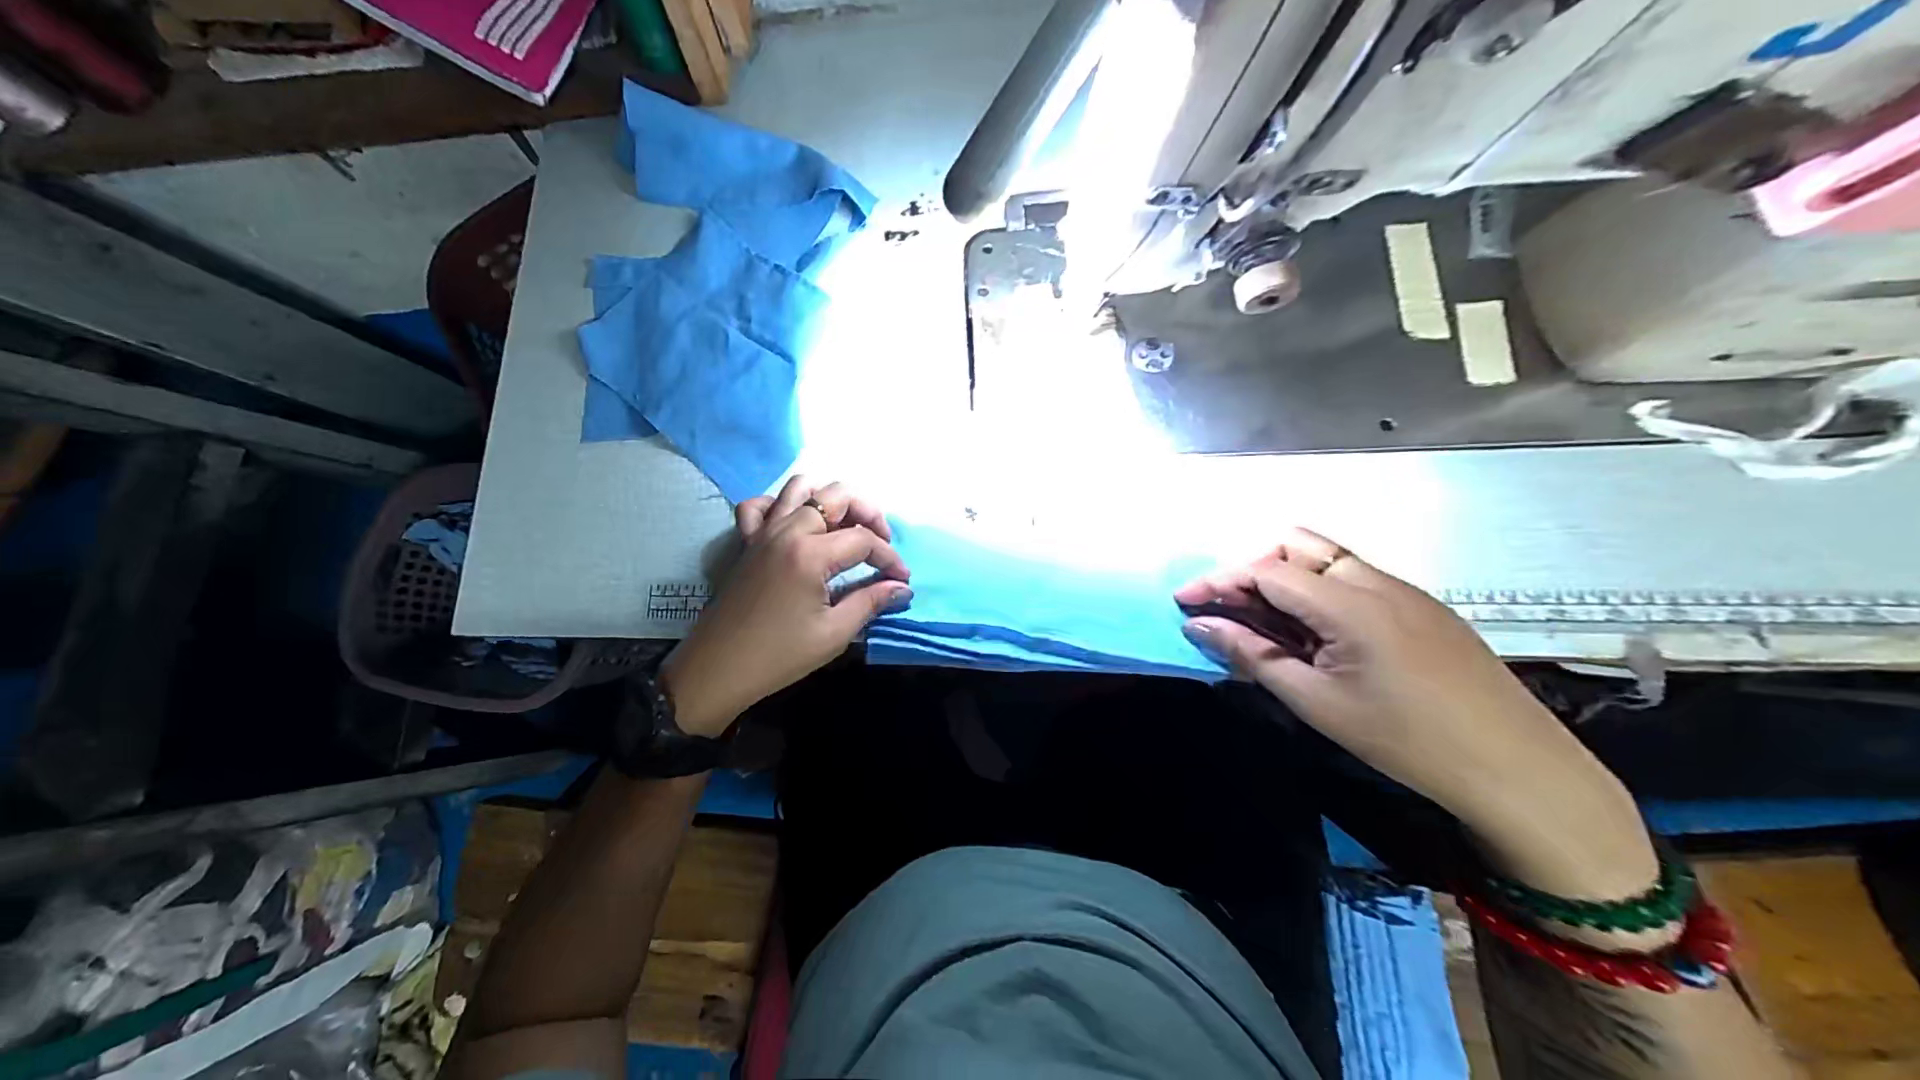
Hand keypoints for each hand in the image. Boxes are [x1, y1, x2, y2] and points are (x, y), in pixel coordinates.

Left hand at [661, 477, 911, 736]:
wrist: (718, 669)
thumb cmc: (779, 656)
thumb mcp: (834, 633)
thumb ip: (870, 602)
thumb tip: (901, 588)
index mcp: (810, 554)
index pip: (862, 540)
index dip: (889, 558)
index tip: (901, 580)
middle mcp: (786, 531)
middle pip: (836, 495)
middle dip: (868, 514)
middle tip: (881, 543)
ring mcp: (763, 532)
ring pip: (799, 487)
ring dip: (829, 499)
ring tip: (845, 527)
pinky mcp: (747, 542)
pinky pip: (760, 505)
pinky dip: (781, 505)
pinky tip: (796, 526)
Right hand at [1175, 531, 1658, 904]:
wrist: (1516, 766)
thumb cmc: (1405, 740)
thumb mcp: (1316, 702)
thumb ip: (1252, 656)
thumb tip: (1201, 626)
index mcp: (1347, 603)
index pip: (1264, 569)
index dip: (1218, 580)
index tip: (1185, 601)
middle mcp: (1375, 580)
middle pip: (1296, 545)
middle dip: (1251, 566)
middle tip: (1228, 607)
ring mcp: (1405, 589)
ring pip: (1328, 557)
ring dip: (1286, 575)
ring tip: (1266, 620)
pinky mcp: (1424, 605)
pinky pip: (1356, 576)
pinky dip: (1320, 588)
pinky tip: (1317, 631)